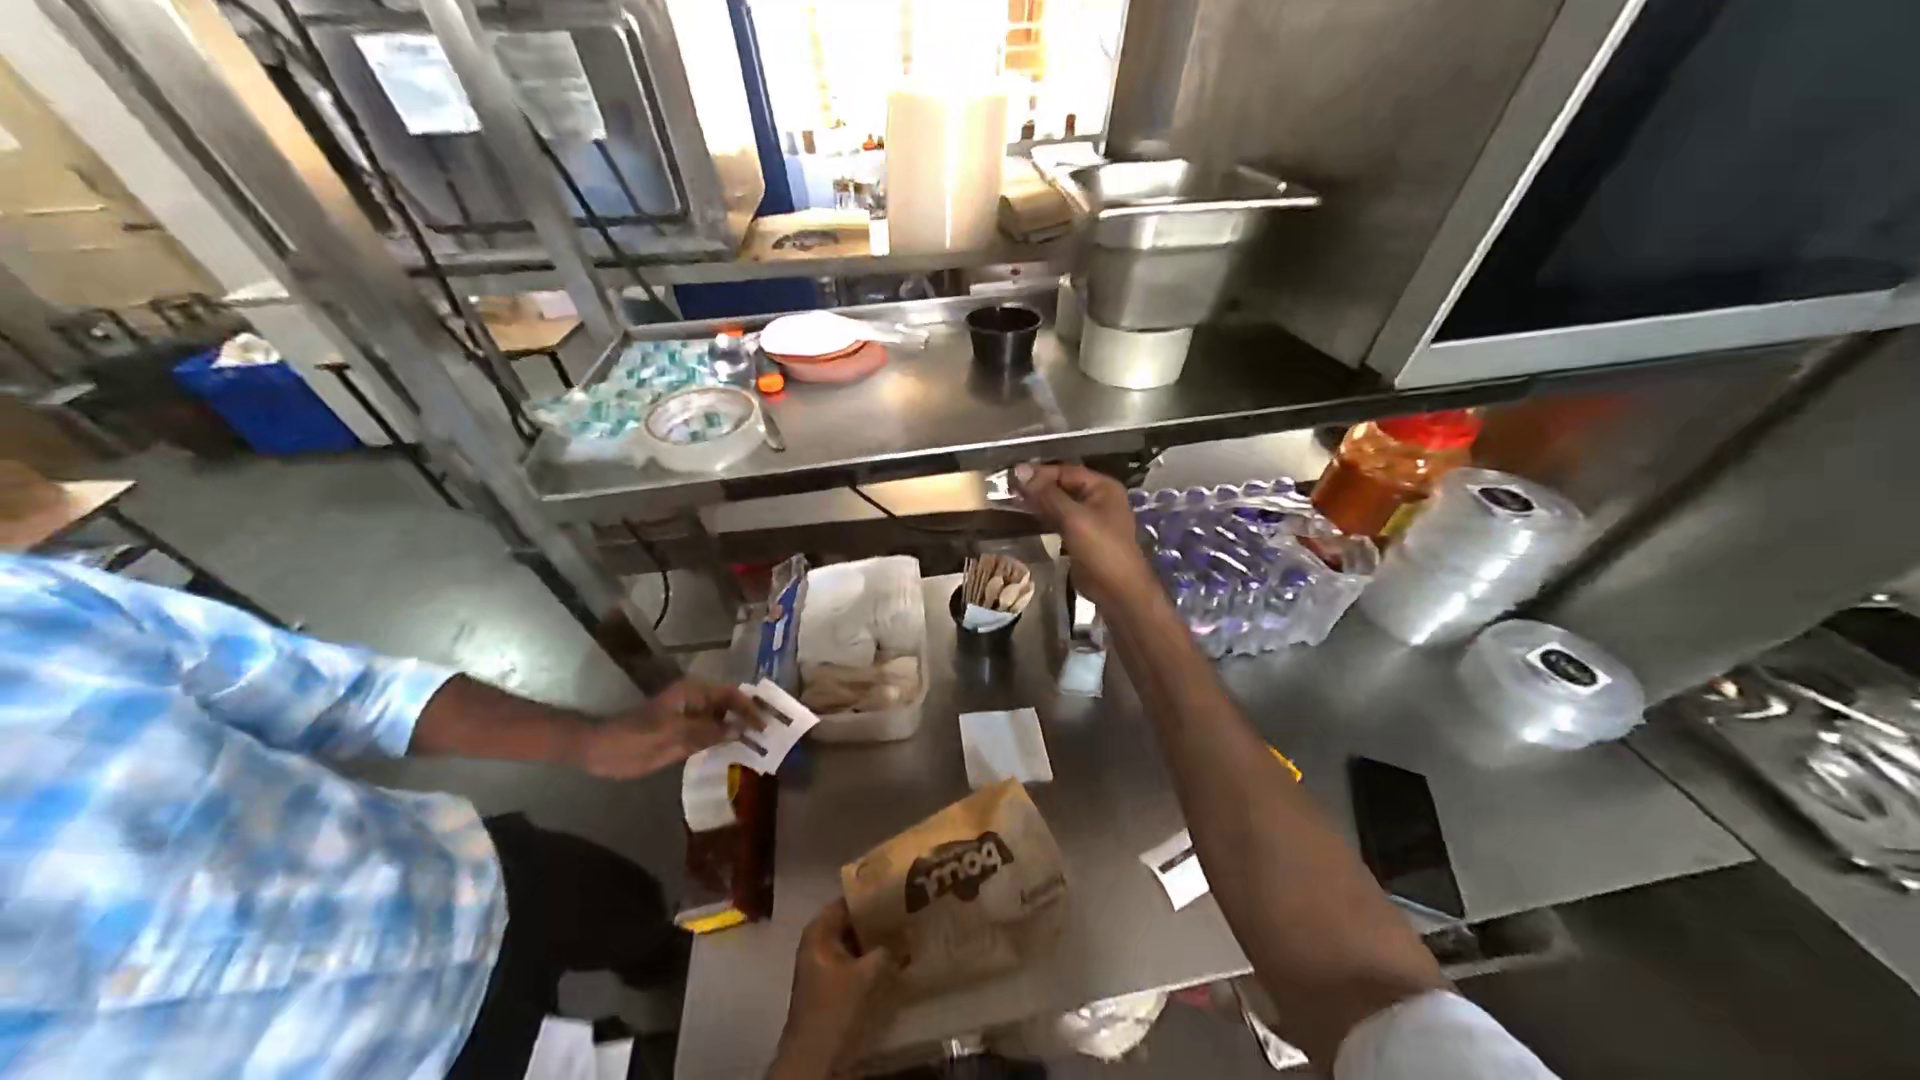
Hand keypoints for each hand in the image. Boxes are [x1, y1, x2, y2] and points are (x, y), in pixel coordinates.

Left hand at [572, 679, 760, 779]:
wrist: (598, 752)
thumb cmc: (632, 739)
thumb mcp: (671, 735)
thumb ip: (707, 731)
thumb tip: (739, 730)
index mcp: (692, 693)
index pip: (731, 695)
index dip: (750, 708)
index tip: (764, 726)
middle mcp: (694, 701)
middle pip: (730, 704)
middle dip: (749, 716)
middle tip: (769, 734)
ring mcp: (689, 717)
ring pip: (722, 719)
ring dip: (739, 729)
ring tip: (759, 744)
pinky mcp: (683, 733)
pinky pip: (710, 733)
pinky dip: (725, 740)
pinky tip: (736, 751)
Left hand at [770, 900, 898, 1079]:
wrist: (813, 1058)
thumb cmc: (834, 1007)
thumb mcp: (866, 974)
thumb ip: (887, 949)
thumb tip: (906, 933)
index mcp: (818, 930)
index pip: (847, 899)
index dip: (871, 893)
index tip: (898, 888)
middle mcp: (819, 941)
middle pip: (851, 919)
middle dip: (878, 916)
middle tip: (908, 908)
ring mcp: (825, 964)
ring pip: (856, 940)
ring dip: (877, 938)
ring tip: (908, 928)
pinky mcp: (833, 983)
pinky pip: (856, 959)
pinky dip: (873, 956)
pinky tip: (897, 956)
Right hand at [1013, 462, 1153, 605]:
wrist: (1118, 590)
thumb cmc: (1100, 549)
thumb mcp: (1073, 518)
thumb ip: (1047, 494)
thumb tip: (1019, 470)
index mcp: (1103, 487)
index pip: (1066, 471)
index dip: (1039, 472)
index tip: (1011, 475)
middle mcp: (1098, 499)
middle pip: (1063, 486)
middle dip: (1037, 487)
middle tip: (1007, 489)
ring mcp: (1090, 519)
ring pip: (1059, 504)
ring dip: (1038, 502)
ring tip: (1011, 501)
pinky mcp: (1081, 537)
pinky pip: (1059, 520)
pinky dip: (1043, 517)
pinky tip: (1025, 517)